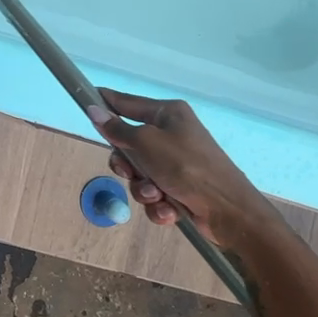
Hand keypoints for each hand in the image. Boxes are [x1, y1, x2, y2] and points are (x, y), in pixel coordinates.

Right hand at [88, 88, 269, 243]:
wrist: (233, 214)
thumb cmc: (188, 168)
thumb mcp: (147, 144)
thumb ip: (117, 129)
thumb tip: (93, 110)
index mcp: (168, 115)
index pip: (128, 102)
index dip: (105, 103)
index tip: (84, 102)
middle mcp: (173, 135)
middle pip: (130, 144)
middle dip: (127, 164)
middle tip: (128, 172)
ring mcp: (179, 164)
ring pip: (140, 173)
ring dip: (143, 189)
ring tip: (157, 197)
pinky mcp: (183, 190)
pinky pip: (156, 193)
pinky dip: (159, 204)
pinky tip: (169, 211)